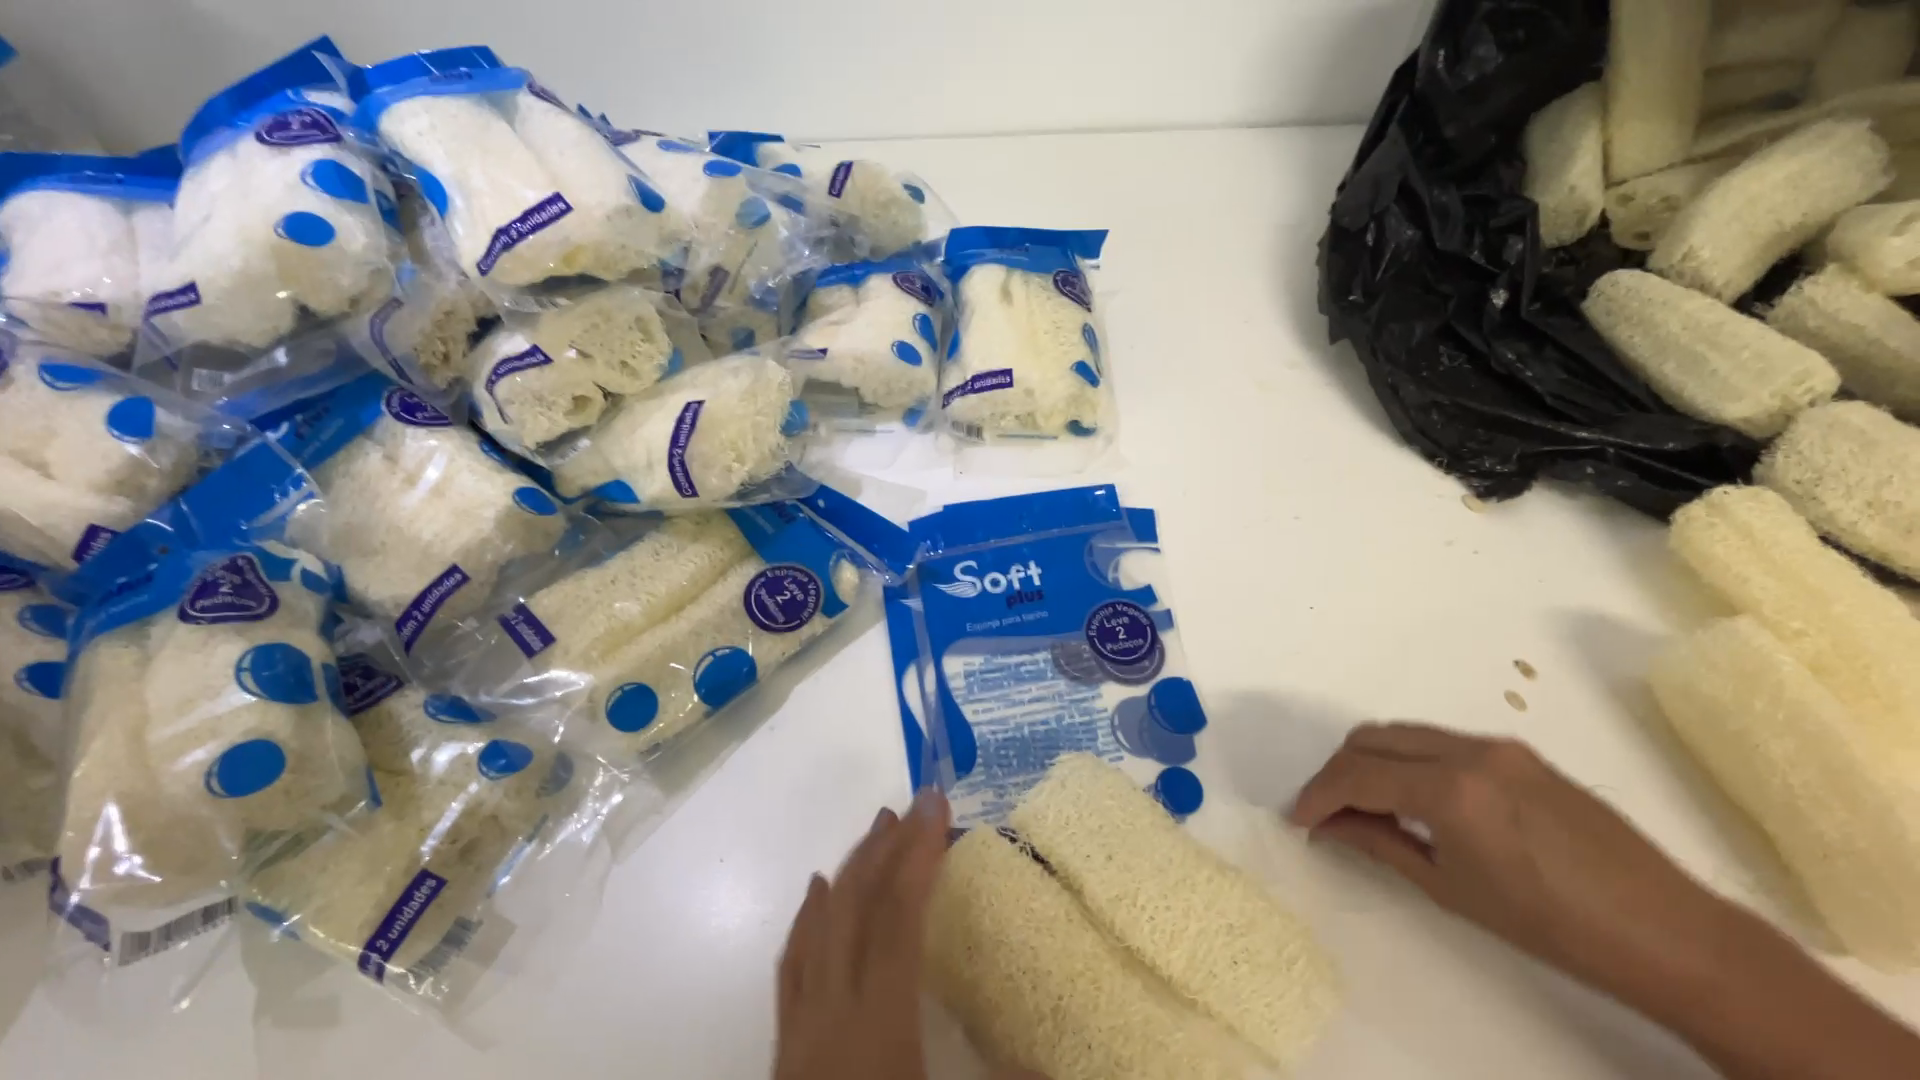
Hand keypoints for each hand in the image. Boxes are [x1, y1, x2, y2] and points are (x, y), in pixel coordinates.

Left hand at [772, 788, 1047, 1079]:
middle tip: (911, 807)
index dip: (919, 856)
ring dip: (849, 872)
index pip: (899, 917)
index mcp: (877, 1024)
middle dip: (883, 850)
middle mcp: (830, 1013)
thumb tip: (1054, 1063)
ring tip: (872, 834)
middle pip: (854, 908)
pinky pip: (790, 964)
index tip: (936, 806)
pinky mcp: (784, 1050)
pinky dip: (808, 919)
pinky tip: (817, 898)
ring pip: (819, 927)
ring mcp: (799, 1029)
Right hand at [1289, 723, 1919, 1079]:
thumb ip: (1380, 843)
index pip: (1357, 775)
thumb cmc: (1549, 924)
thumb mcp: (1449, 887)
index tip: (1298, 820)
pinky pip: (1440, 742)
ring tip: (1362, 806)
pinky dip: (1408, 761)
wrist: (1663, 931)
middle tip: (1324, 812)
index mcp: (1450, 789)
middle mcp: (1468, 750)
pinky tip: (1411, 799)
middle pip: (1372, 738)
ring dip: (1371, 762)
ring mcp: (1498, 746)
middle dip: (1336, 771)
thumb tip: (1330, 824)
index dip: (1317, 795)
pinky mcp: (1520, 752)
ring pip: (1405, 733)